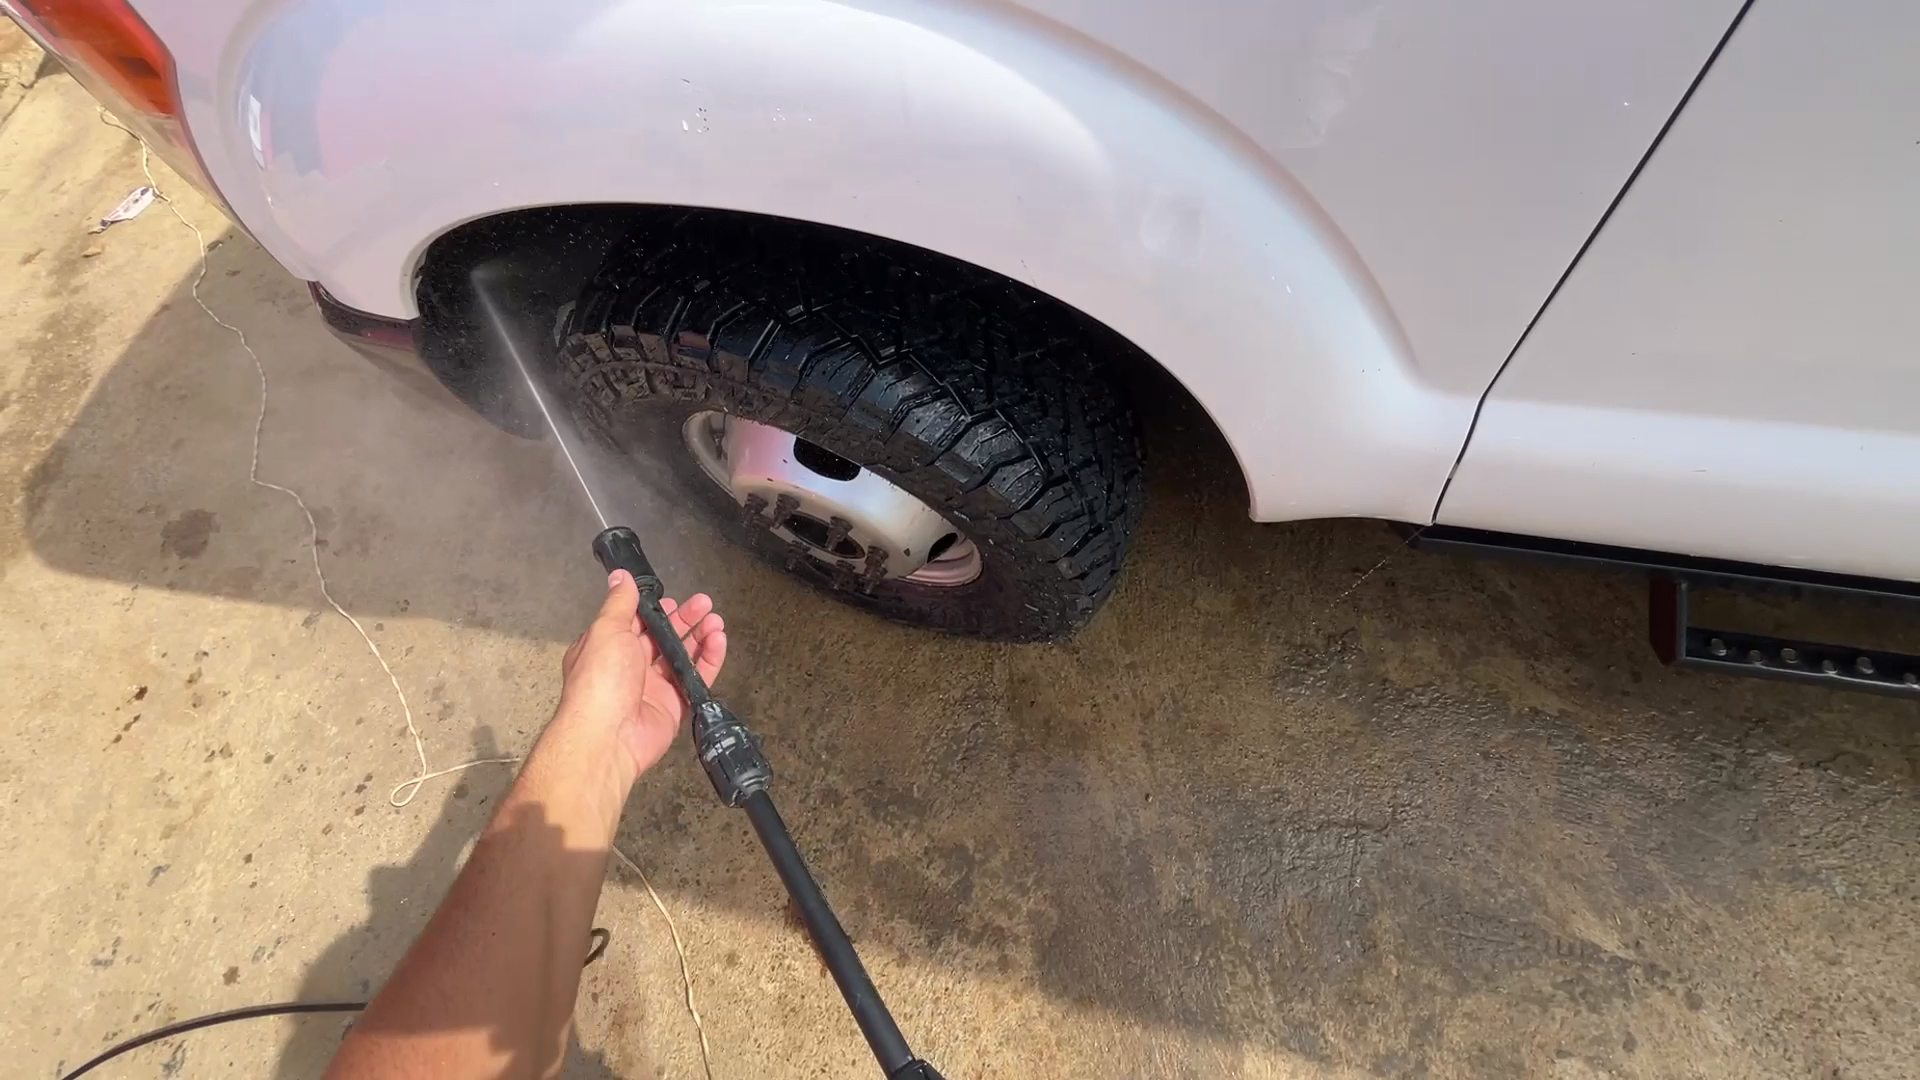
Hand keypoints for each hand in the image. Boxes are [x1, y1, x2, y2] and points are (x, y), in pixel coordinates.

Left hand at [552, 570, 726, 795]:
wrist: (610, 735)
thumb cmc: (599, 684)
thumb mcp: (607, 631)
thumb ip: (620, 603)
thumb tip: (620, 577)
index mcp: (609, 648)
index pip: (637, 622)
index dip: (657, 610)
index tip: (674, 599)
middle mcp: (630, 667)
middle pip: (665, 637)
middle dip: (685, 619)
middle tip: (704, 604)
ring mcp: (654, 686)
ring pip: (684, 656)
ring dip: (701, 636)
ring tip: (716, 621)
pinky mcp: (675, 704)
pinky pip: (698, 679)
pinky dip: (710, 660)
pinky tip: (718, 642)